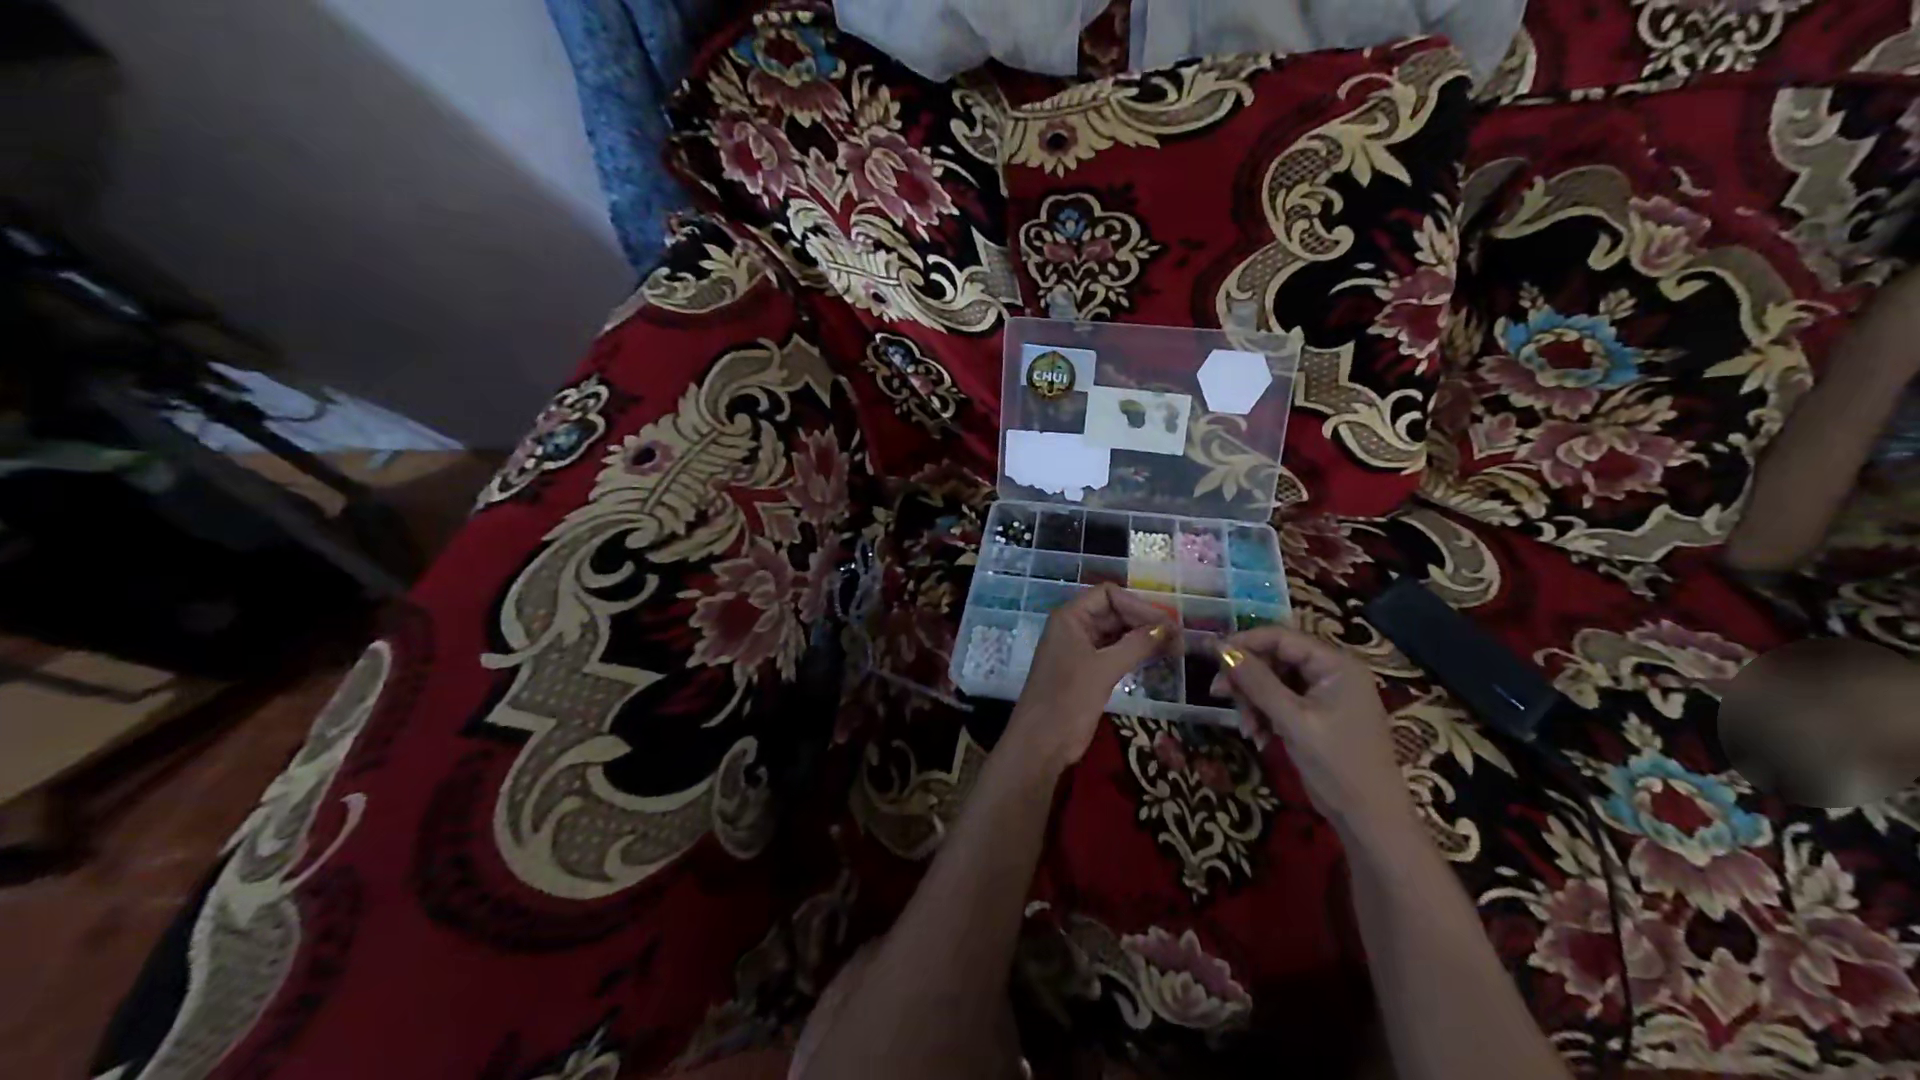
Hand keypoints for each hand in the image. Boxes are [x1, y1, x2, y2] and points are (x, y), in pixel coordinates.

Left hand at [1005, 584, 1173, 773]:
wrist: (1041, 742)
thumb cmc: (1068, 699)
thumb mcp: (1104, 669)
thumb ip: (1137, 645)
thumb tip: (1169, 629)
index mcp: (1069, 617)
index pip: (1108, 594)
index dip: (1138, 605)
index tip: (1166, 624)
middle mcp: (1073, 627)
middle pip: (1114, 612)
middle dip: (1144, 621)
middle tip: (1178, 637)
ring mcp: (1079, 649)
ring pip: (1116, 633)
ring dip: (1142, 638)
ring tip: (1174, 648)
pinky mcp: (1086, 671)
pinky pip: (1113, 652)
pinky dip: (1134, 653)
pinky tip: (1156, 658)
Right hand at [1210, 624, 1413, 840]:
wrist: (1369, 817)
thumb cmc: (1337, 763)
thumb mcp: (1292, 720)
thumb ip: (1256, 681)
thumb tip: (1220, 648)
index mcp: (1336, 665)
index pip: (1281, 637)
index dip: (1245, 643)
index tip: (1212, 656)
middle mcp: (1331, 672)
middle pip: (1275, 659)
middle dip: (1247, 678)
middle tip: (1218, 694)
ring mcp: (1324, 695)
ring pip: (1273, 681)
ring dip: (1253, 701)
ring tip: (1246, 727)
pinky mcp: (1316, 715)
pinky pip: (1280, 702)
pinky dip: (1264, 715)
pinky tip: (1258, 737)